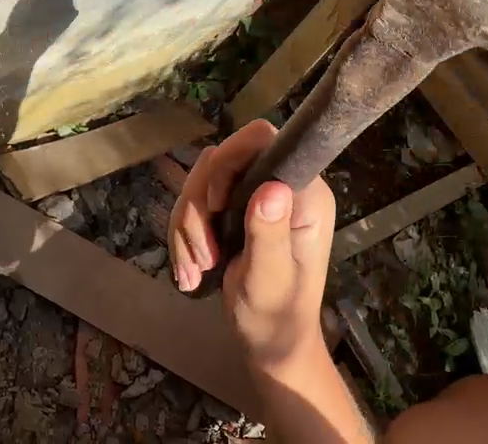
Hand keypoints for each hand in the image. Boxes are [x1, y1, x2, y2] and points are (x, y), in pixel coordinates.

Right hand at [168, 119, 336, 370]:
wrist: (268, 347)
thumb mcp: (270, 282)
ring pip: (201, 181)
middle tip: (205, 258)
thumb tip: (272, 189)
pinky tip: (190, 272)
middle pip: (220, 160)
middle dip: (200, 208)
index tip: (216, 204)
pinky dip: (183, 236)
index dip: (230, 160)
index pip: (262, 140)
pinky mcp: (234, 207)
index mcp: (303, 193)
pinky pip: (193, 202)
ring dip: (188, 227)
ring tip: (197, 271)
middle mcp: (279, 182)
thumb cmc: (277, 320)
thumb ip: (269, 235)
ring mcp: (255, 194)